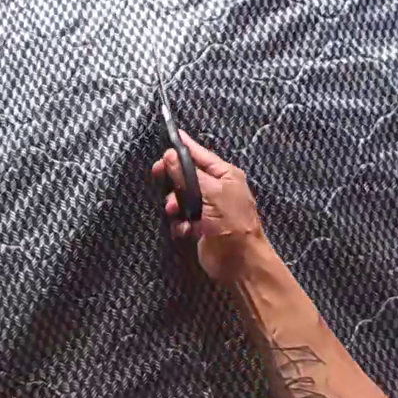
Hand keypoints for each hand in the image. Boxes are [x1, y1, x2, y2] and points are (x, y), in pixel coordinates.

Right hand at [152, 133, 267, 281]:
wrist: (239, 261)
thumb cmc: (231, 223)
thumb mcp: (211, 193)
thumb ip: (188, 174)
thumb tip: (171, 154)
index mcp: (225, 175)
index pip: (200, 155)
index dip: (184, 147)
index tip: (169, 136)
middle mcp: (217, 189)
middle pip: (187, 176)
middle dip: (174, 179)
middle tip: (158, 174)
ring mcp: (208, 208)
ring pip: (182, 197)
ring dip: (175, 204)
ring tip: (173, 212)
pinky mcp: (201, 226)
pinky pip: (183, 218)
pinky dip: (180, 223)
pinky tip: (184, 229)